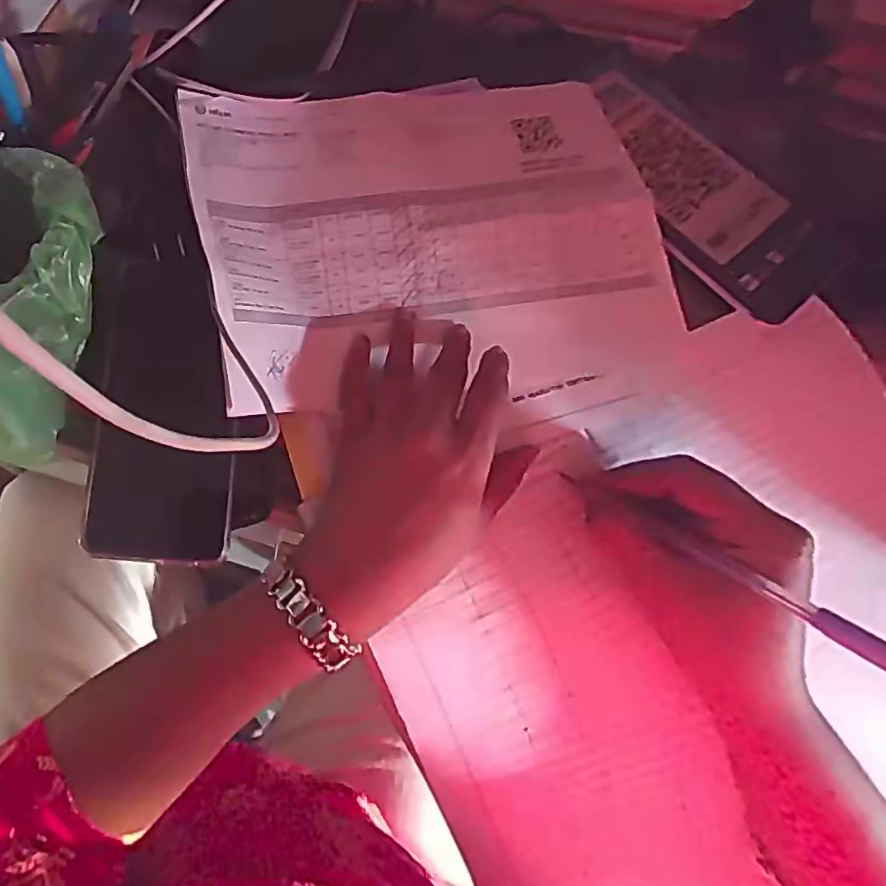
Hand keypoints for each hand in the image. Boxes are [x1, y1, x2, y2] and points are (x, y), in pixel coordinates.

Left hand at [294, 313, 535, 640]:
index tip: (495, 356)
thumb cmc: (421, 557)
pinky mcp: (352, 436)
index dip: (493, 373)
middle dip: (454, 350)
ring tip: (409, 316)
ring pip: (399, 374)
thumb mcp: (475, 525)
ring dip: (405, 340)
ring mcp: (386, 433)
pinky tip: (359, 342)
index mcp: (465, 461)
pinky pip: (354, 391)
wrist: (358, 569)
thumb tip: (532, 450)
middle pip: (445, 379)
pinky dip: (355, 364)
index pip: (486, 402)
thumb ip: (502, 482)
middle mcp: (428, 437)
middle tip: (458, 331)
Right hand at [584, 455, 814, 706]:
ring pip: (677, 508)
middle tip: (585, 504)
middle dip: (628, 496)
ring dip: (634, 514)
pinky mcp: (733, 564)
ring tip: (598, 527)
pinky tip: (620, 545)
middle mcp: (766, 532)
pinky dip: (645, 533)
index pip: (685, 477)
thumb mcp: (656, 586)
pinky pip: (680, 530)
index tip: (585, 488)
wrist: (742, 716)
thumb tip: (587, 498)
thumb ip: (619, 533)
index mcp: (765, 532)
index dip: (627, 478)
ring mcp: (752, 548)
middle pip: (682, 489)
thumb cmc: (711, 659)